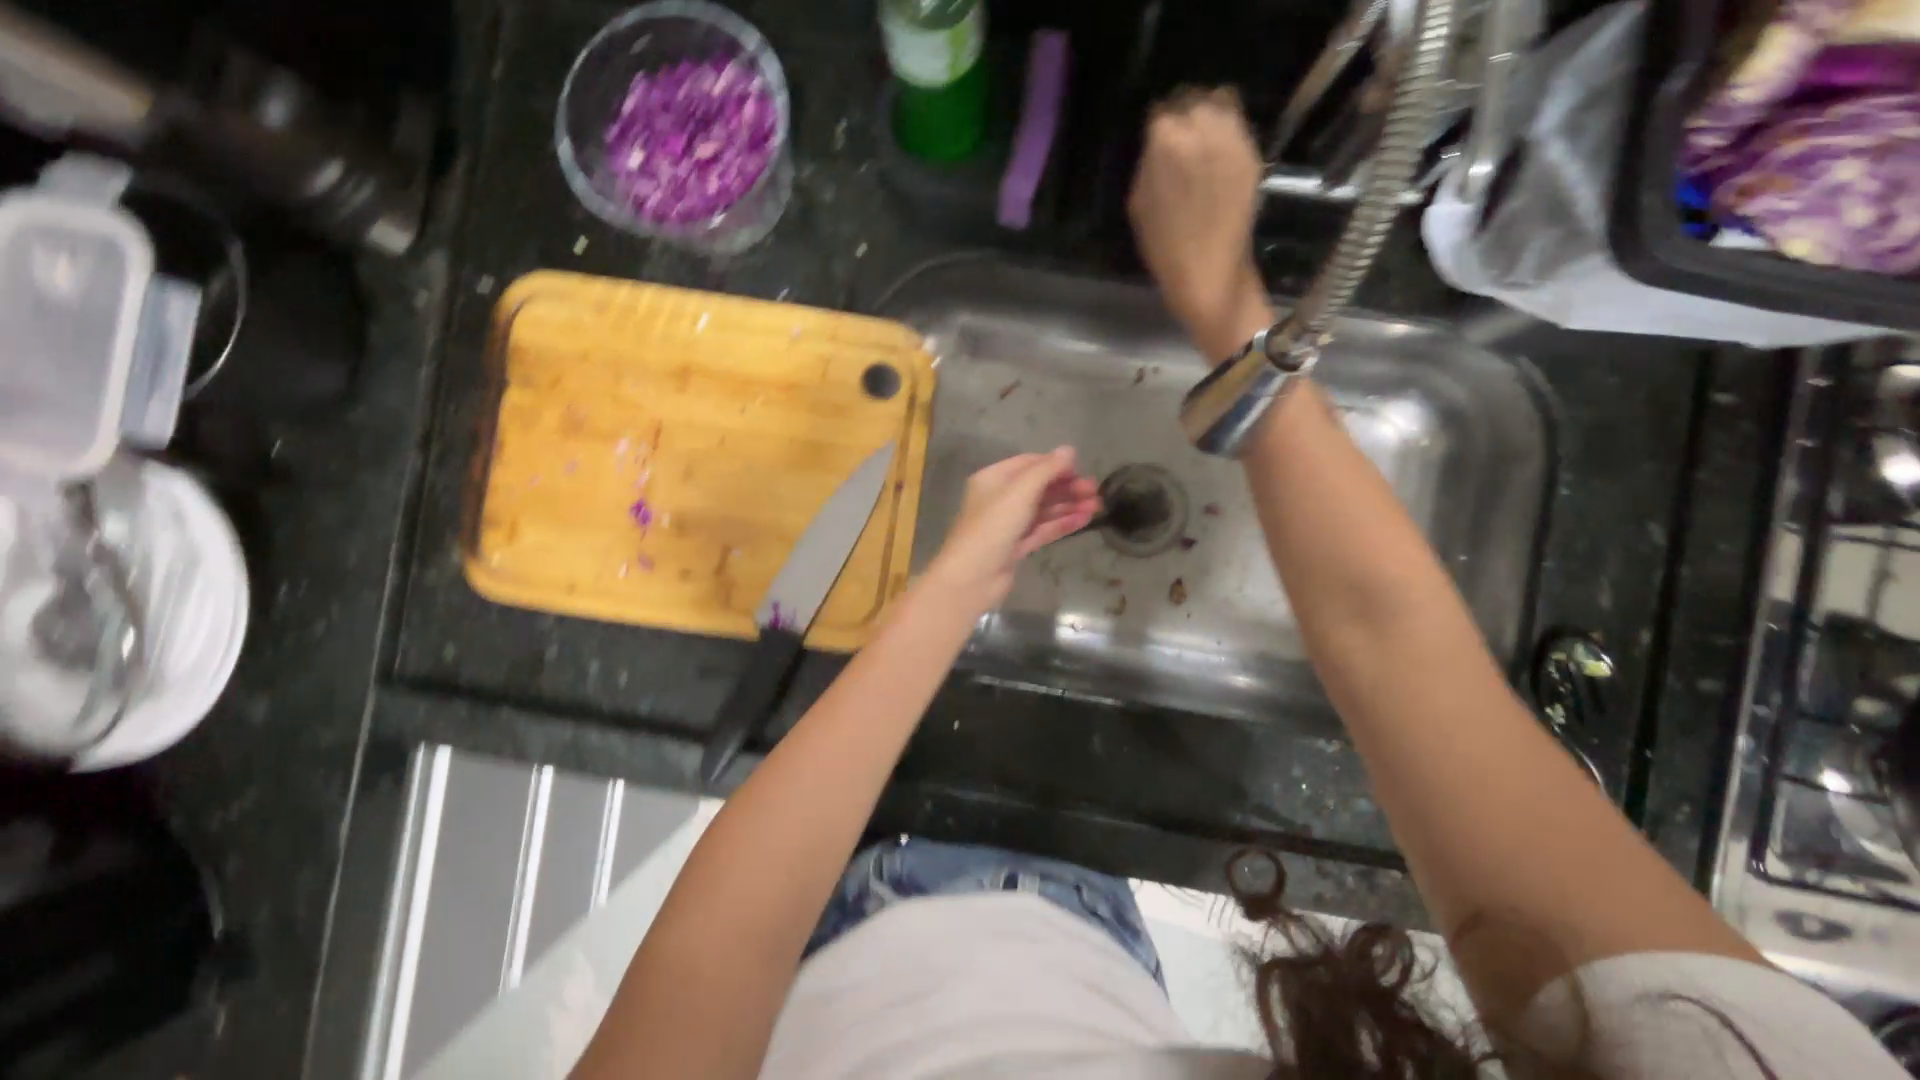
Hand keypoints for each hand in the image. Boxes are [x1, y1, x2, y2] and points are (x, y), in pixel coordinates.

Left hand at [927, 448, 1099, 611]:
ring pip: (1043, 509)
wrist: (972, 577)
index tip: (1081, 469)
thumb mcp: (1020, 492)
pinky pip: (1043, 529)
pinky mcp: (1016, 546)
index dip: (1055, 465)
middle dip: (1066, 487)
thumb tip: (1068, 450)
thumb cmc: (993, 527)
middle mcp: (999, 498)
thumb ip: (1046, 470)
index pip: (1028, 464)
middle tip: (1094, 490)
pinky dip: (1062, 523)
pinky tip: (1084, 519)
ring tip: (1097, 506)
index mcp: (993, 479)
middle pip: (1038, 487)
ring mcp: (1008, 524)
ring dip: (1069, 506)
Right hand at [1128, 87, 1272, 360]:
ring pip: (1221, 100)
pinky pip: (1240, 124)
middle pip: (1192, 98)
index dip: (1159, 123)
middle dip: (1185, 112)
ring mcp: (1232, 140)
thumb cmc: (1165, 246)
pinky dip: (1229, 129)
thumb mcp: (1139, 201)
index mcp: (1165, 140)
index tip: (1159, 137)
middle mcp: (1201, 129)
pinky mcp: (1253, 154)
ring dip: (1210, 113)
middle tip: (1183, 135)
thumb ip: (1149, 162)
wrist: (1209, 272)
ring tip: (1204, 136)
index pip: (1161, 109)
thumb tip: (1157, 141)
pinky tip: (1220, 152)